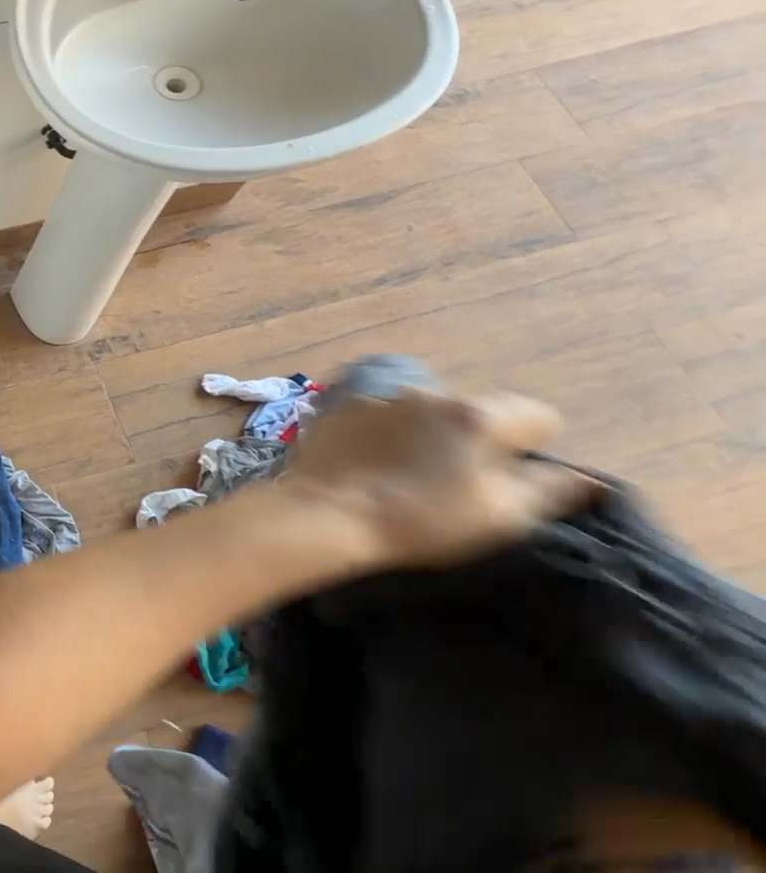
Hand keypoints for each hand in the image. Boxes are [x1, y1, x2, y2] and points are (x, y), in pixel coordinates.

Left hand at [284, 388, 598, 567]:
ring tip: (406, 473)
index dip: (533, 449)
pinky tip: (371, 463)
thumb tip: (585, 478)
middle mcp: (430, 394)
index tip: (511, 479)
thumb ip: (549, 490)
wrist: (327, 512)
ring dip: (426, 434)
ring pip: (424, 412)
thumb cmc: (421, 520)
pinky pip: (379, 416)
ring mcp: (379, 397)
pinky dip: (383, 434)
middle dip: (476, 440)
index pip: (537, 417)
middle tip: (454, 481)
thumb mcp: (501, 516)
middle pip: (475, 413)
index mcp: (478, 416)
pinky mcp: (339, 408)